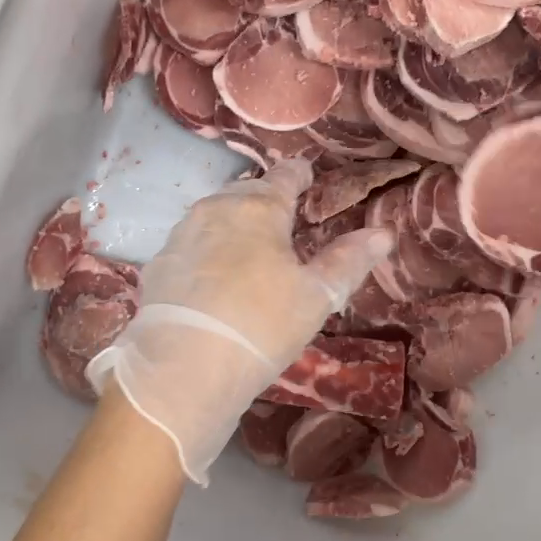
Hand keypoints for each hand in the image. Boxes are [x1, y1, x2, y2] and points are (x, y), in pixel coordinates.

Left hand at [87, 160, 393, 482]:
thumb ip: (349, 261)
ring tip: (247, 245)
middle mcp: (216, 209)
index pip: (284, 176)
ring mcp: (181, 235)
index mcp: (259, 208)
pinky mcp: (158, 265)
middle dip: (263, 199)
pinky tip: (211, 278)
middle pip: (245, 193)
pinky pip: (189, 247)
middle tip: (280, 215)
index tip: (306, 174)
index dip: (299, 174)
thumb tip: (383, 233)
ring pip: (212, 216)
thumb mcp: (317, 296)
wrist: (183, 367)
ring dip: (231, 224)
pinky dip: (204, 253)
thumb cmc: (262, 324)